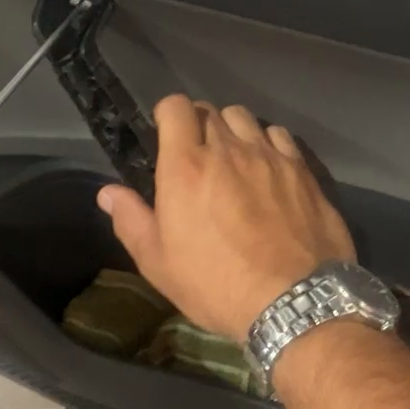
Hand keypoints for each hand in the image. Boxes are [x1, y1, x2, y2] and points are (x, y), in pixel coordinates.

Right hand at [97, 96, 354, 340]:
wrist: (293, 300)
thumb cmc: (216, 285)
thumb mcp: (159, 264)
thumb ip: (131, 221)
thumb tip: (108, 193)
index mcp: (186, 166)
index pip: (176, 108)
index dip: (168, 114)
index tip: (166, 133)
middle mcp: (228, 149)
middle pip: (210, 110)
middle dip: (198, 123)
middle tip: (197, 154)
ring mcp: (269, 156)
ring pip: (246, 118)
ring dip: (233, 130)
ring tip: (233, 157)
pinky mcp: (302, 169)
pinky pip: (280, 136)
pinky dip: (268, 142)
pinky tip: (268, 167)